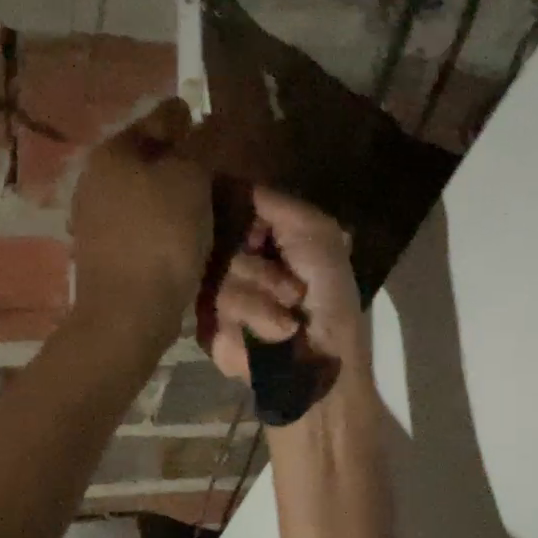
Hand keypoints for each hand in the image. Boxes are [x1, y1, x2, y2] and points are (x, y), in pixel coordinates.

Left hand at [70, 99, 213, 345]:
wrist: (127, 315)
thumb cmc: (161, 238)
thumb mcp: (191, 179)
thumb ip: (203, 143)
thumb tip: (209, 122)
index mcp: (112, 150)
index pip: (162, 118)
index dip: (194, 121)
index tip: (222, 134)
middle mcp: (96, 180)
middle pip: (151, 161)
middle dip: (185, 166)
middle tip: (223, 179)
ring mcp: (96, 222)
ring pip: (148, 198)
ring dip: (177, 201)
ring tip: (212, 213)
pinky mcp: (106, 257)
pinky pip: (144, 231)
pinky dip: (166, 231)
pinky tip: (187, 243)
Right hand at [210, 187, 367, 384]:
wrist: (322, 355)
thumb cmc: (328, 293)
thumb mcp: (315, 231)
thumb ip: (273, 201)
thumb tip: (227, 182)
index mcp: (259, 237)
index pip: (226, 207)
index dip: (239, 214)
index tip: (259, 233)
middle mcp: (233, 261)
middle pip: (217, 239)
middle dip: (261, 266)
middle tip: (291, 286)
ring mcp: (217, 295)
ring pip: (218, 274)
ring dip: (262, 294)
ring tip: (288, 314)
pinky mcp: (208, 328)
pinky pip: (214, 307)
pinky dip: (253, 317)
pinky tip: (274, 331)